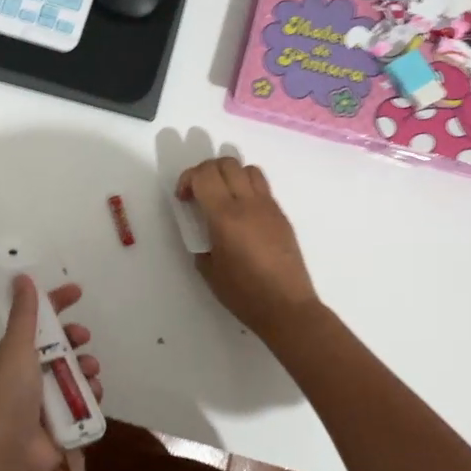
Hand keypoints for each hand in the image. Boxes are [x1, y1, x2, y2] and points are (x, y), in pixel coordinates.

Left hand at [0, 276, 101, 470]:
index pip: (36, 321)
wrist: (8, 454)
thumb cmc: (9, 396)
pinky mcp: (61, 423)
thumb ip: (24, 314)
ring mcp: (45, 400)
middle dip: (74, 338)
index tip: (77, 291)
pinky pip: (83, 402)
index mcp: (13, 354)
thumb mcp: (16, 348)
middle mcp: (28, 374)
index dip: (55, 304)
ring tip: (91, 371)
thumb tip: (22, 277)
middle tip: (83, 336)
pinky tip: (94, 394)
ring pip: (74, 374)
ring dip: (85, 367)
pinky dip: (91, 395)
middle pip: (58, 347)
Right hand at [177, 157, 319, 332]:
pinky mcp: (281, 215)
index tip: (183, 199)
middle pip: (226, 163)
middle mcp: (248, 204)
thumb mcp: (208, 269)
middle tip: (199, 193)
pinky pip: (262, 187)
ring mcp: (269, 207)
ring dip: (229, 174)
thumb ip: (200, 240)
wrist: (287, 307)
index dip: (187, 179)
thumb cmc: (243, 293)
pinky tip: (241, 214)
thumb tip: (202, 228)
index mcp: (226, 217)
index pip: (204, 175)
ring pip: (247, 169)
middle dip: (206, 171)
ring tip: (222, 197)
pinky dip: (246, 188)